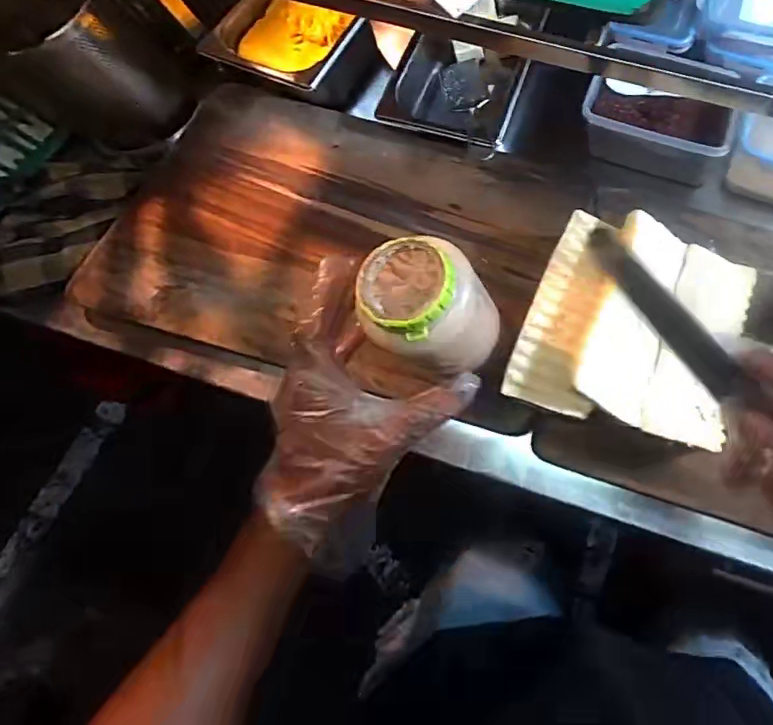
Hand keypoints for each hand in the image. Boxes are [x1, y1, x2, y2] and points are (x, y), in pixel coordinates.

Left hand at [255, 256, 478, 558]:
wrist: (306, 509)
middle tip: (362, 274)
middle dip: (337, 299)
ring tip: (365, 301)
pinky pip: (324, 363)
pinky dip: (342, 348)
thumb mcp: (391, 433)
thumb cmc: (340, 463)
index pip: (315, 319)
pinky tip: (364, 345)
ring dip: (339, 322)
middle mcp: (302, 376)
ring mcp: (304, 393)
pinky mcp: (311, 407)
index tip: (343, 263)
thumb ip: (431, 406)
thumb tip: (470, 382)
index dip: (328, 290)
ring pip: (319, 345)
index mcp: (312, 373)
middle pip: (316, 326)